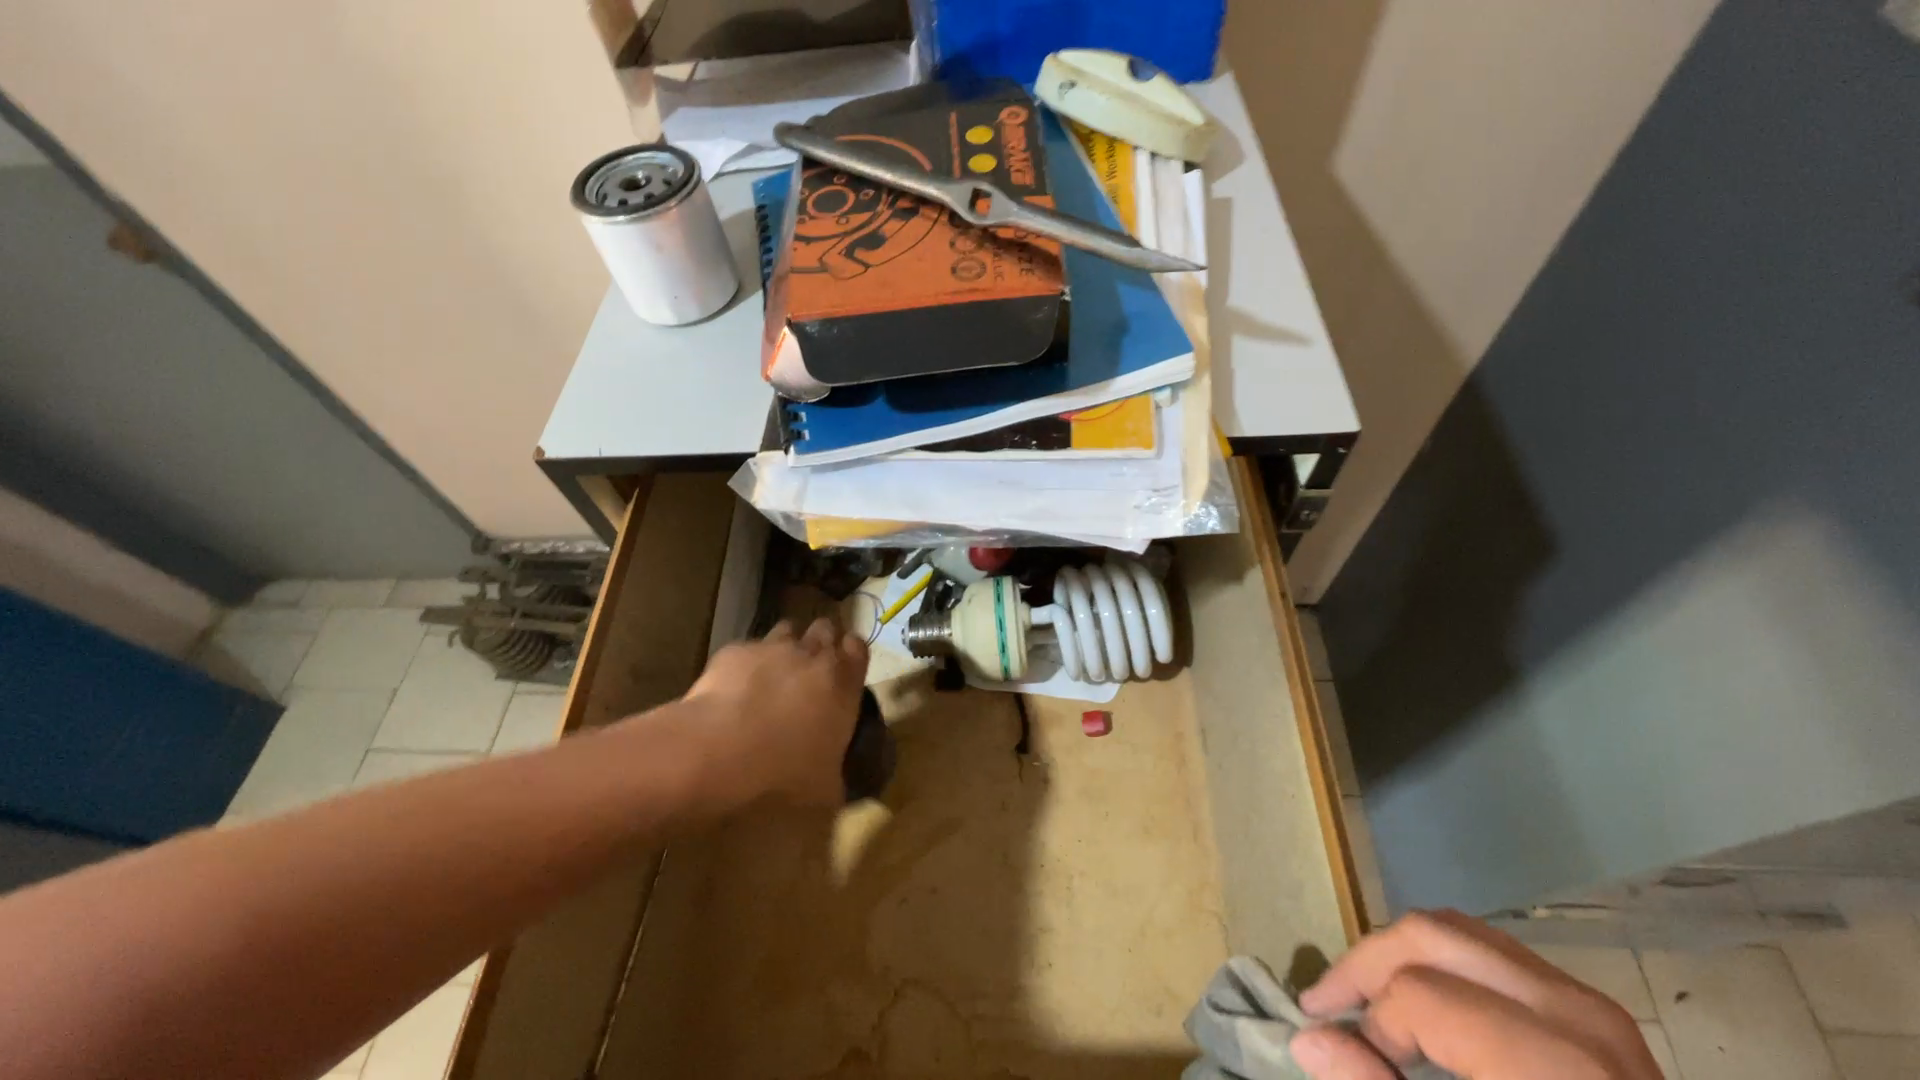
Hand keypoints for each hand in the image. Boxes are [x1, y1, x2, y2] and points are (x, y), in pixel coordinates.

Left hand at [682, 618, 868, 807]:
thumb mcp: (825, 792)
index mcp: (843, 686)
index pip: (858, 649)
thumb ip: (835, 777)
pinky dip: (746, 663)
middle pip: (824, 629)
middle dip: (820, 642)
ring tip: (774, 672)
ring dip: (785, 646)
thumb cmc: (783, 775)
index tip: (845, 667)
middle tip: (810, 669)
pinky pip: (747, 649)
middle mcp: (812, 656)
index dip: (851, 654)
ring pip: (786, 630)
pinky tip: (735, 686)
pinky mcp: (733, 651)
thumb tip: (834, 783)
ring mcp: (771, 648)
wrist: (719, 754)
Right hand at [1292, 911, 1662, 1079]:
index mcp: (1550, 1063)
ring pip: (1460, 930)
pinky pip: (1493, 953)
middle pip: (1433, 935)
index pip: (1420, 994)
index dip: (1370, 1027)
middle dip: (1366, 964)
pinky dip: (1441, 965)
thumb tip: (1310, 1040)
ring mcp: (1589, 1003)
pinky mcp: (1593, 1009)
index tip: (1354, 1068)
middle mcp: (1574, 1012)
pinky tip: (1423, 1009)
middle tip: (1326, 1006)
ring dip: (1399, 958)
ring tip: (1365, 1002)